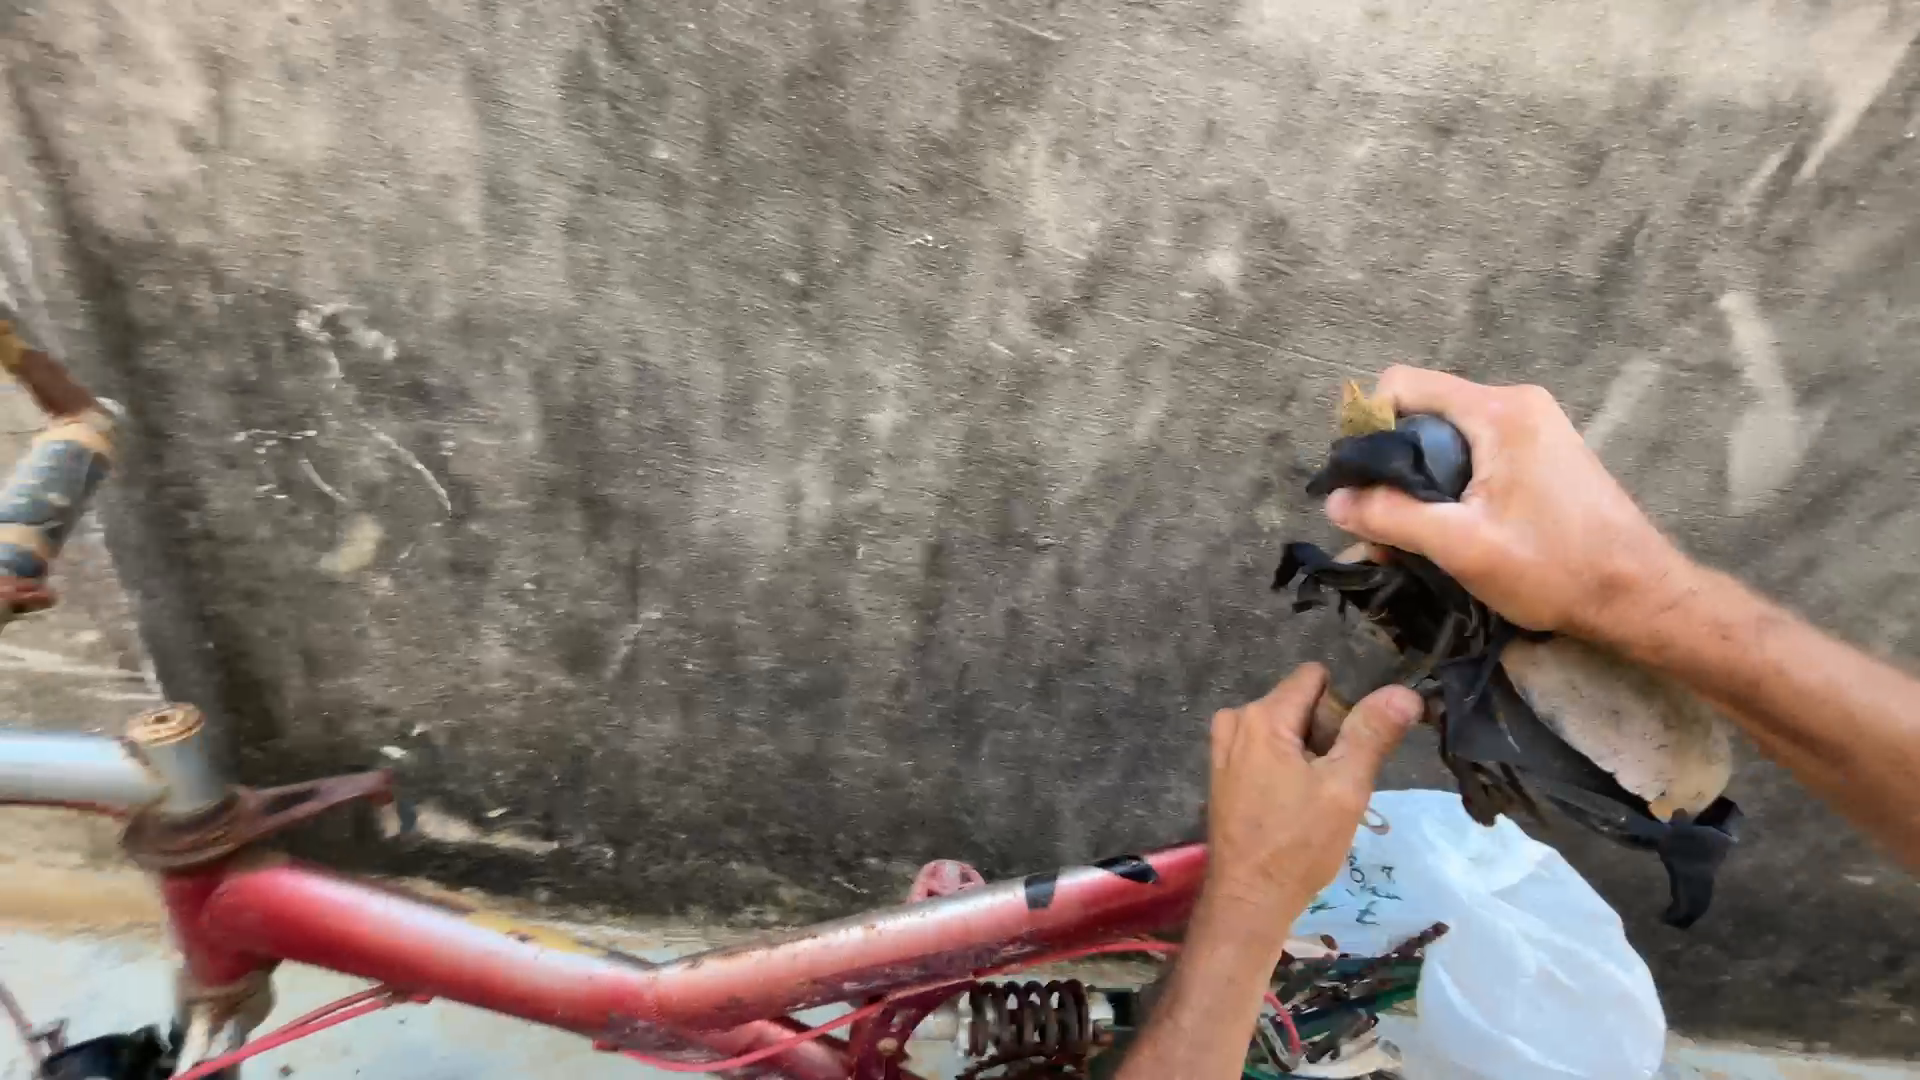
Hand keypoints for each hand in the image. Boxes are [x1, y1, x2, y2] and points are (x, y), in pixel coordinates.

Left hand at [1205, 665, 1419, 925]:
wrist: (1249, 894)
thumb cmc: (1299, 842)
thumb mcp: (1345, 787)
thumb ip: (1371, 734)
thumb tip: (1404, 692)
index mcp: (1262, 716)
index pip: (1313, 678)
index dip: (1341, 707)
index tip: (1351, 747)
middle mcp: (1234, 719)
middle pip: (1297, 704)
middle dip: (1323, 734)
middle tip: (1334, 781)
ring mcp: (1222, 744)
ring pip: (1282, 728)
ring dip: (1305, 754)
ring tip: (1314, 797)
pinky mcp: (1220, 768)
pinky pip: (1263, 748)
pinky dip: (1284, 766)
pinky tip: (1292, 803)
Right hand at [1323, 365, 1695, 640]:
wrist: (1639, 598)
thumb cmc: (1555, 567)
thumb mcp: (1459, 545)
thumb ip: (1389, 516)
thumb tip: (1333, 500)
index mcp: (1498, 412)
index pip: (1401, 385)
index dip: (1368, 427)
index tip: (1360, 479)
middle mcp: (1512, 406)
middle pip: (1415, 417)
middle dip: (1385, 468)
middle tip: (1379, 523)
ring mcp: (1526, 430)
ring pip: (1435, 443)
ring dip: (1409, 488)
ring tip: (1405, 541)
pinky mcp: (1532, 456)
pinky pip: (1462, 459)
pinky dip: (1438, 492)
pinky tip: (1438, 534)